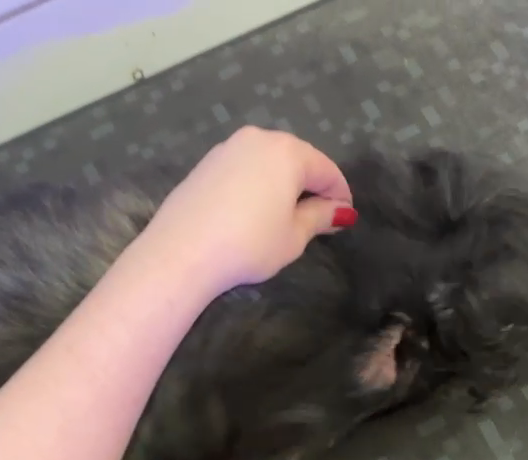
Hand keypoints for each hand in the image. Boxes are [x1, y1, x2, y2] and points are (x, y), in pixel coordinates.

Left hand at [137, 127, 354, 295]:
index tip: (346, 217)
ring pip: (267, 163)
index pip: (326, 169)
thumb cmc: (249, 245)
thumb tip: (340, 211)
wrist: (182, 252)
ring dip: (282, 185)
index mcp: (288, 152)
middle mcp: (259, 139)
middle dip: (311, 186)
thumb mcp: (292, 237)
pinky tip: (254, 212)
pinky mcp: (206, 165)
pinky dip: (257, 187)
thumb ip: (319, 218)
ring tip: (286, 216)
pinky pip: (244, 171)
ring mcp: (228, 148)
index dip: (340, 194)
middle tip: (319, 217)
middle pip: (296, 160)